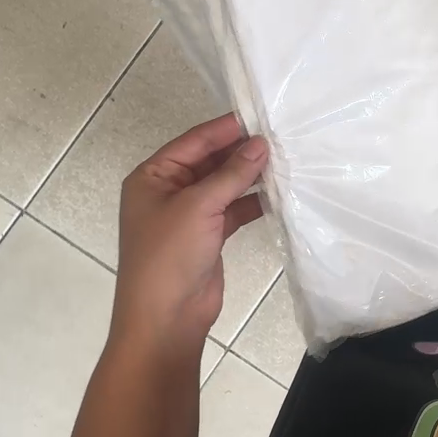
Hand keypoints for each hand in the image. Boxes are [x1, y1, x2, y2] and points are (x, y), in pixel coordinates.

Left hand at [113, 114, 269, 350]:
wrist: (166, 319)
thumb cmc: (170, 255)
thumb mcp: (199, 207)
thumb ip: (232, 173)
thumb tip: (261, 144)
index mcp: (153, 177)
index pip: (194, 141)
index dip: (226, 129)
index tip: (261, 117)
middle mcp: (169, 191)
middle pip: (209, 161)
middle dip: (241, 152)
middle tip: (279, 138)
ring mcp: (189, 215)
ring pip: (224, 185)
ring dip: (250, 176)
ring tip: (284, 161)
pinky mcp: (208, 236)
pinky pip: (233, 209)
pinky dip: (252, 202)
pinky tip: (278, 194)